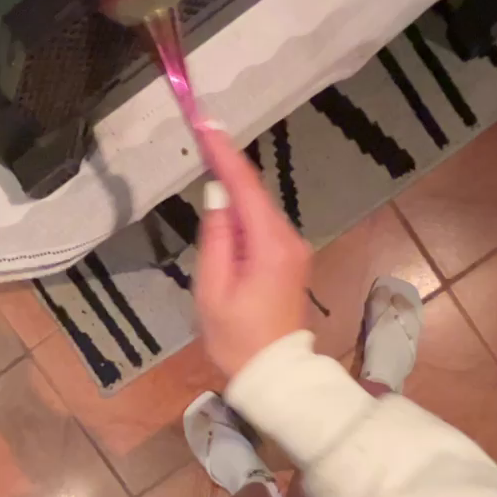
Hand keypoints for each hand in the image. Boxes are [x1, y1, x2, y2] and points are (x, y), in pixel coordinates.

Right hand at [194, 129, 313, 377]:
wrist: (275, 373)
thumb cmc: (237, 338)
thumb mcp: (213, 291)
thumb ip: (215, 238)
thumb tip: (217, 198)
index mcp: (270, 245)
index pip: (245, 187)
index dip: (225, 154)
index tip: (207, 123)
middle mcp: (289, 239)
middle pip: (253, 197)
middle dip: (226, 181)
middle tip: (201, 155)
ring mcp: (295, 250)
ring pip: (257, 214)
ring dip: (231, 209)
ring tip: (210, 220)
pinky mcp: (292, 261)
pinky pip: (262, 231)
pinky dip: (242, 226)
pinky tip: (226, 240)